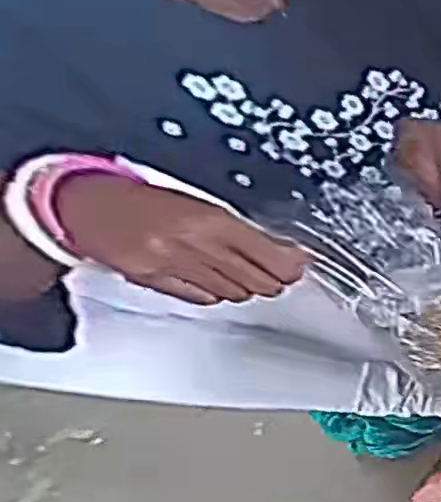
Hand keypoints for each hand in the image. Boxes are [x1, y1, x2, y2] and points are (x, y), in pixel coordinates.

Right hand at [57, 175, 307, 304]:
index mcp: (214, 222)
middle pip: (264, 284)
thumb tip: (297, 257)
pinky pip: (207, 299)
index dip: (291, 269)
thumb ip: (256, 236)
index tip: (292, 266)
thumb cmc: (150, 204)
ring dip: (242, 286)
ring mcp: (172, 263)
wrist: (81, 203)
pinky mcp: (153, 279)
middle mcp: (195, 244)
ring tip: (225, 269)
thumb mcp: (209, 209)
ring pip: (240, 294)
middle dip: (271, 280)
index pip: (279, 263)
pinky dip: (214, 292)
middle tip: (262, 270)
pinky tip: (203, 277)